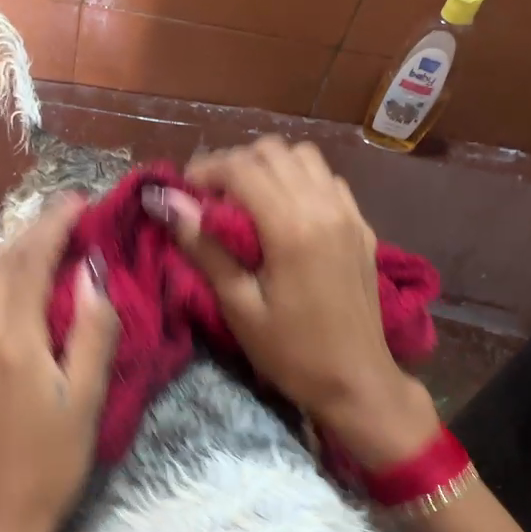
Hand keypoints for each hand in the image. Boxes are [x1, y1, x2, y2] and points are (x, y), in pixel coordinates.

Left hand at [0, 194, 119, 531]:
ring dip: (17, 259)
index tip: (80, 201)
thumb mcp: (85, 400)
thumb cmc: (52, 464)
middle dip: (33, 232)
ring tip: (52, 244)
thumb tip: (92, 275)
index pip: (29, 262)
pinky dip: (6, 289)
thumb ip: (90, 333)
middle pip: (1, 267)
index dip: (53, 225)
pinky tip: (27, 293)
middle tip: (69, 214)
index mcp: (12, 340)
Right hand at [152, 136, 438, 467]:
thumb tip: (169, 205)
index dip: (205, 171)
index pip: (243, 168)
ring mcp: (349, 213)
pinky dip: (298, 182)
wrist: (355, 379)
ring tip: (243, 202)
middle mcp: (324, 206)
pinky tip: (282, 215)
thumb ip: (205, 249)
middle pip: (274, 152)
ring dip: (268, 167)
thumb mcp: (238, 306)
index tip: (181, 193)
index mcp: (292, 227)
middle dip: (234, 164)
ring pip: (304, 157)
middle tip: (208, 198)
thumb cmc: (289, 352)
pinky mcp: (361, 227)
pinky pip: (326, 181)